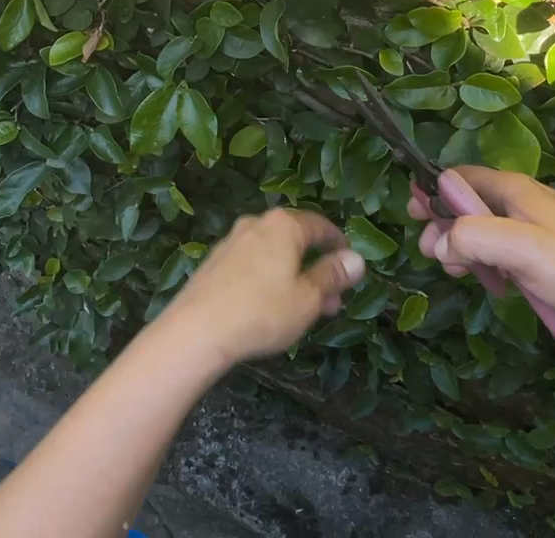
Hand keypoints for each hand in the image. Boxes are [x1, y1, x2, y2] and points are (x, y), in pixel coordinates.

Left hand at [156, 208, 365, 367]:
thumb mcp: (307, 298)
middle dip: (316, 265)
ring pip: (274, 254)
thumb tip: (356, 259)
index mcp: (283, 225)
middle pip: (295, 239)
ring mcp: (232, 242)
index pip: (320, 225)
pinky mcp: (215, 262)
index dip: (338, 244)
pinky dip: (270, 278)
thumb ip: (332, 276)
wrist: (197, 329)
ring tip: (308, 307)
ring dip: (294, 275)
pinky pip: (253, 264)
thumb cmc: (263, 311)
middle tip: (334, 296)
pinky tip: (273, 305)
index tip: (350, 263)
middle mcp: (256, 224)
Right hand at [408, 166, 554, 355]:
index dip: (433, 194)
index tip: (414, 218)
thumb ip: (471, 237)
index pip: (459, 177)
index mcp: (515, 189)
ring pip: (487, 233)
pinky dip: (494, 268)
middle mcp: (524, 201)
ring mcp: (539, 228)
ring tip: (465, 277)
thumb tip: (440, 240)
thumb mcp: (519, 249)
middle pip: (469, 206)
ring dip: (469, 252)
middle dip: (447, 230)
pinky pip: (508, 254)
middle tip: (436, 259)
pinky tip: (498, 288)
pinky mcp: (550, 255)